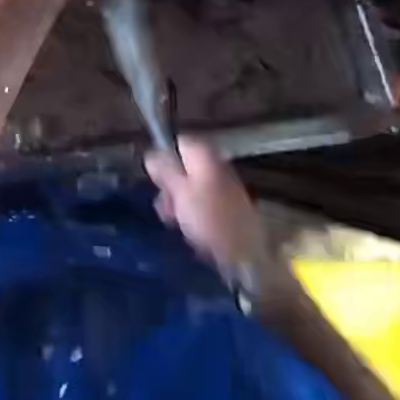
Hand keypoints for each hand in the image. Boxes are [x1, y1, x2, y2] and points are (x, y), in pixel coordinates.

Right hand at [146, 136, 275, 277]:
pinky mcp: (229, 207)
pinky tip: (190, 227)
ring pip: (191, 185)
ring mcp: (225, 187)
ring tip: (175, 221)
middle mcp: (216, 166)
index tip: (156, 177)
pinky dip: (193, 211)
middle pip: (183, 165)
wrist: (248, 256)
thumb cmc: (209, 219)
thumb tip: (151, 153)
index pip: (178, 142)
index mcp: (205, 156)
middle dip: (170, 184)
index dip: (163, 158)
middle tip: (165, 204)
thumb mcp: (178, 191)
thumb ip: (164, 169)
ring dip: (178, 200)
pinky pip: (202, 201)